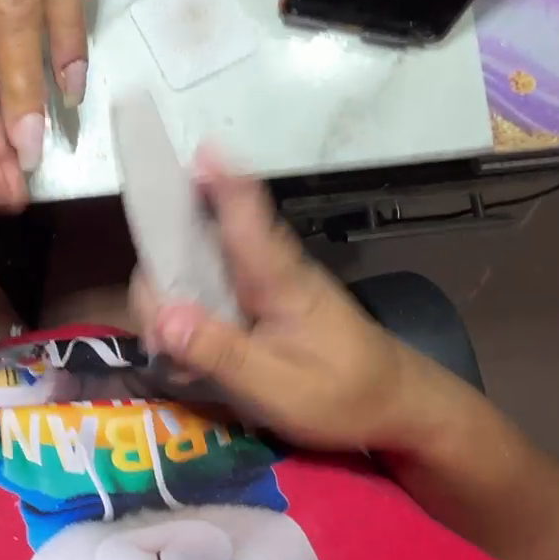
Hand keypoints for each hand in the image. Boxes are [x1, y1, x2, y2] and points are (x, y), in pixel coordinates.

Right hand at [129, 148, 428, 452]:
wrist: (398, 409)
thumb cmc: (346, 396)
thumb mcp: (280, 388)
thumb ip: (220, 352)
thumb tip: (164, 317)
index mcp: (278, 280)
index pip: (247, 217)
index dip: (224, 182)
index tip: (203, 150)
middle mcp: (267, 270)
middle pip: (197, 246)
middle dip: (162, 280)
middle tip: (160, 338)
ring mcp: (261, 285)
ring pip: (196, 270)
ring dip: (171, 304)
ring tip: (178, 357)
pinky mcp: (258, 303)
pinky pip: (207, 292)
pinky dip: (189, 319)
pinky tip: (193, 360)